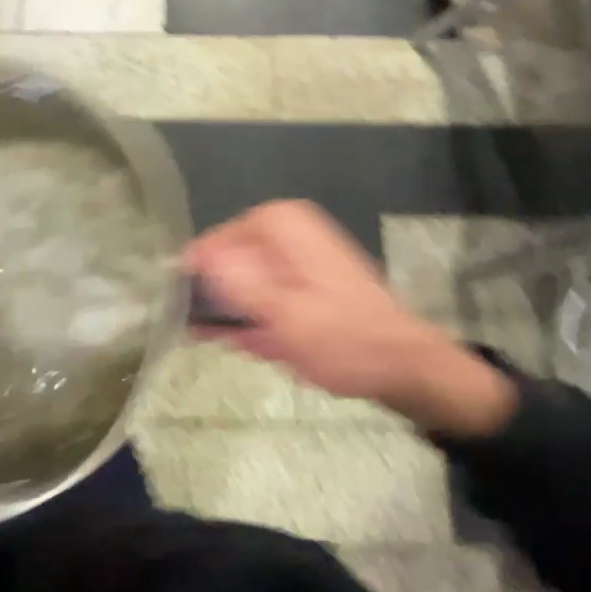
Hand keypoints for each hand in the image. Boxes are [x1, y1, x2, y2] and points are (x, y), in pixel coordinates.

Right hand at [184, 200, 515, 437]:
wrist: (407, 367)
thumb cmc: (345, 340)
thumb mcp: (283, 316)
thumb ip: (236, 285)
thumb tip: (193, 258)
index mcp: (283, 225)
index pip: (217, 238)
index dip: (199, 272)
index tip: (183, 304)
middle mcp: (290, 233)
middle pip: (232, 260)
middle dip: (223, 301)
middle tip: (217, 333)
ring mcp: (300, 259)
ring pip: (248, 283)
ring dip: (241, 316)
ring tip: (251, 344)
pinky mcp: (309, 285)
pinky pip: (269, 297)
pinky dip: (262, 321)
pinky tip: (265, 345)